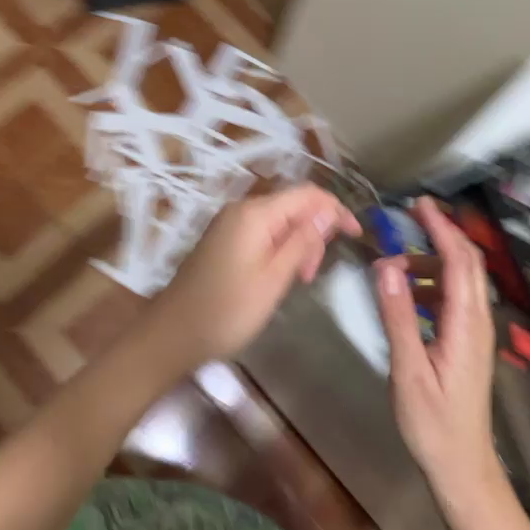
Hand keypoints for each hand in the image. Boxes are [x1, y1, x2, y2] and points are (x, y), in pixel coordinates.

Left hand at [148, 185, 360, 366]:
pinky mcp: (224, 239)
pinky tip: (280, 274)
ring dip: (298, 243)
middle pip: (293, 205)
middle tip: (313, 274)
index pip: (307, 194)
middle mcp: (242, 209)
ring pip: (280, 220)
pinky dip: (280, 247)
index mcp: (255, 214)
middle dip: (314, 232)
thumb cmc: (227, 310)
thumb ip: (302, 242)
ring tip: (298, 280)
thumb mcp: (274, 279)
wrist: (172, 334)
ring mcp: (230, 223)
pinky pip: (263, 231)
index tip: (357, 234)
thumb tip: (328, 211)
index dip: (335, 209)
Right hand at [375, 198, 500, 490]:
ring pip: (459, 280)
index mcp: (466, 323)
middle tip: (410, 216)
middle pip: (466, 263)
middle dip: (441, 233)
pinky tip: (406, 296)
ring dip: (430, 263)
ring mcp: (476, 332)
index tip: (420, 204)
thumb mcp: (409, 372)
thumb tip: (386, 269)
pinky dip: (431, 284)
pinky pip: (453, 299)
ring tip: (392, 268)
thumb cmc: (434, 423)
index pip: (459, 260)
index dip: (441, 228)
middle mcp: (478, 320)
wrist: (462, 465)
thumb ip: (398, 318)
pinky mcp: (468, 343)